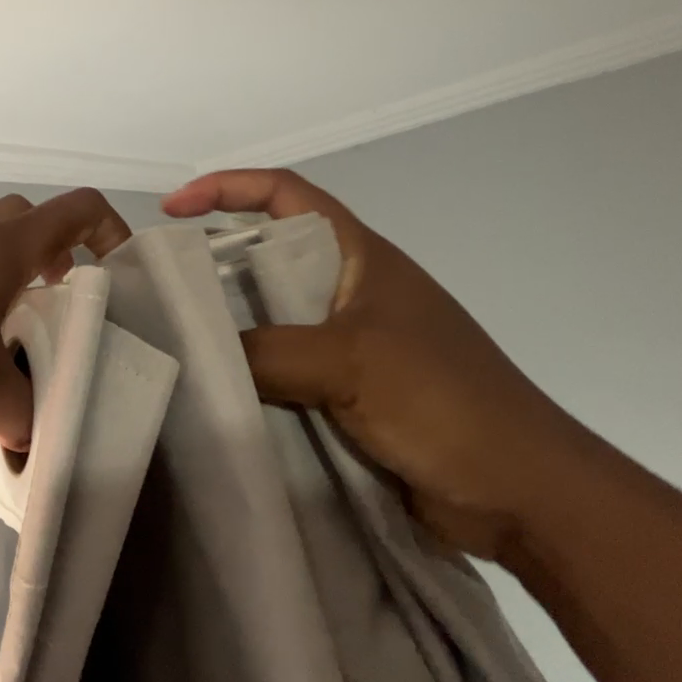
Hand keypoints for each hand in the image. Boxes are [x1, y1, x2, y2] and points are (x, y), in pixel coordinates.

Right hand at [163, 169, 597, 558]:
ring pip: (271, 318)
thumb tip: (197, 351)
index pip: (287, 194)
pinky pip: (282, 368)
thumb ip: (267, 352)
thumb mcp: (349, 363)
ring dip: (227, 325)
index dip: (226, 188)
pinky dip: (248, 372)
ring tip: (173, 339)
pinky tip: (214, 387)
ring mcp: (351, 344)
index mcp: (361, 258)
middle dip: (213, 262)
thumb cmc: (445, 404)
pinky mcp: (348, 392)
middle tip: (159, 288)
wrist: (522, 494)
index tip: (171, 209)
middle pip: (269, 257)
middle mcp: (351, 292)